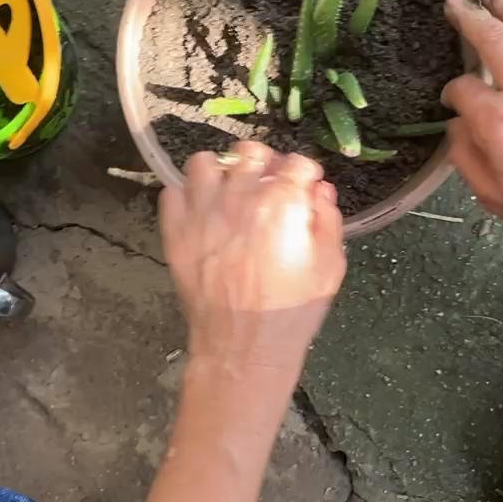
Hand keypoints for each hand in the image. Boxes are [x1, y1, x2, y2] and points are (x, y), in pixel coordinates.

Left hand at [159, 141, 345, 373]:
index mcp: (282, 203)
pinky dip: (187, 196)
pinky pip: (172, 192)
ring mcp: (202, 212)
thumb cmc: (292, 312)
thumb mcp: (330, 267)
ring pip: (205, 163)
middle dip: (265, 163)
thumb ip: (328, 219)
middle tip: (268, 184)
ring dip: (221, 173)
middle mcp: (239, 197)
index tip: (305, 185)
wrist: (243, 348)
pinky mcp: (176, 231)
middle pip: (250, 153)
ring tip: (229, 192)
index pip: (296, 162)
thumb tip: (320, 190)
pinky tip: (202, 212)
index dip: (305, 173)